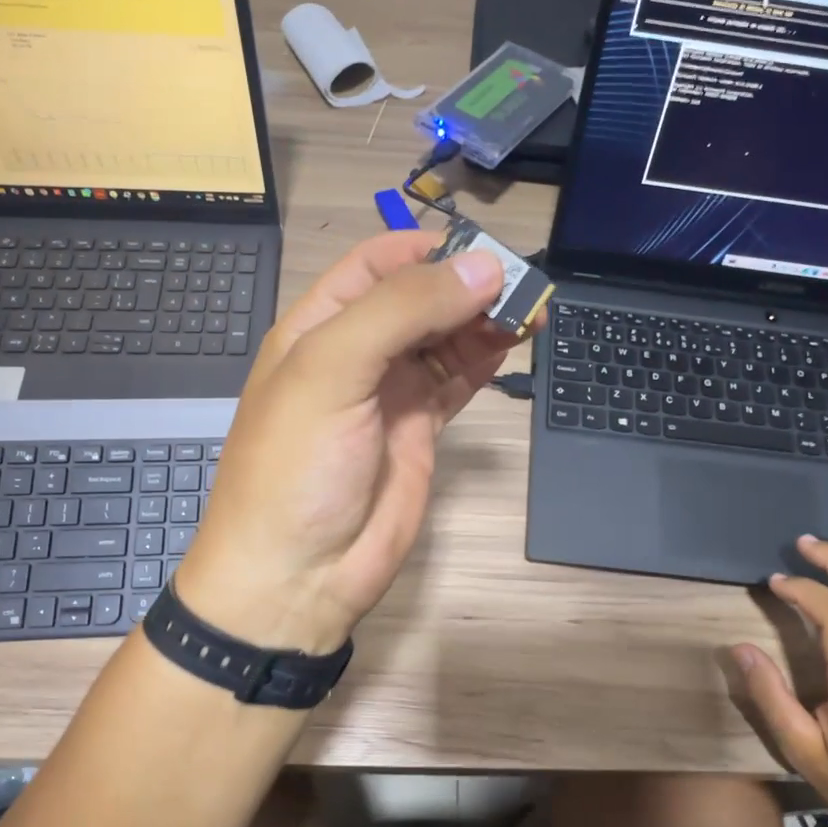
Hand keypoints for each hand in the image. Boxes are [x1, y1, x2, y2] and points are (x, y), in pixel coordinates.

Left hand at [175, 230, 524, 653]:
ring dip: (485, 320)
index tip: (481, 251)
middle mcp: (357, 351)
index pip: (377, 265)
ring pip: (446, 337)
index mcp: (320, 326)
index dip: (426, 250)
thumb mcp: (332, 372)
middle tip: (520, 285)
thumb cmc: (297, 467)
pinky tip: (515, 344)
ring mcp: (391, 392)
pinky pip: (459, 380)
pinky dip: (486, 360)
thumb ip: (403, 312)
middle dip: (466, 285)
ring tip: (530, 312)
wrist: (298, 576)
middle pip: (420, 298)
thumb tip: (482, 268)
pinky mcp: (421, 429)